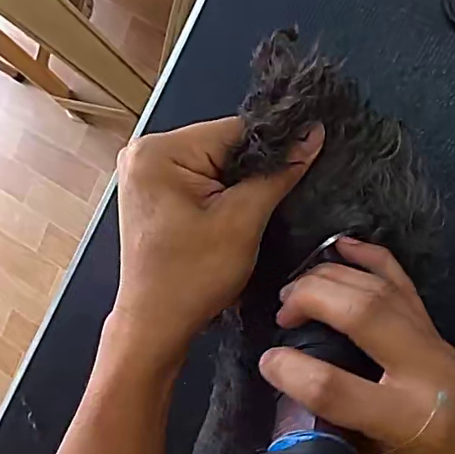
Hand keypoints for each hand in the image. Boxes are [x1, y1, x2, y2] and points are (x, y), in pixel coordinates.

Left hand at [109, 118, 323, 371]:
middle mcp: (145, 153)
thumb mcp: (243, 222)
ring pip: (216, 168)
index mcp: (159, 151)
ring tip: (249, 219)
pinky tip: (232, 222)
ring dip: (239, 190)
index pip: (235, 131)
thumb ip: (278, 175)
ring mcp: (147, 176)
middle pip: (225, 148)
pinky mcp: (156, 197)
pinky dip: (223, 200)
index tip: (302, 167)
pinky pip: (202, 185)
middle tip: (269, 207)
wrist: (158, 323)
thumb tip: (310, 137)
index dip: (273, 150)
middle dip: (253, 175)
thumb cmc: (191, 278)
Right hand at [257, 237, 454, 453]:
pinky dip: (373, 261)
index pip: (336, 387)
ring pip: (384, 292)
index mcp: (408, 421)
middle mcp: (428, 376)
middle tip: (283, 310)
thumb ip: (328, 436)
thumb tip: (287, 393)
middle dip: (313, 300)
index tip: (268, 361)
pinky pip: (405, 287)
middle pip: (365, 315)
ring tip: (298, 288)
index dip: (291, 371)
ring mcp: (439, 348)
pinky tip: (343, 245)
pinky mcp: (440, 335)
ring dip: (334, 279)